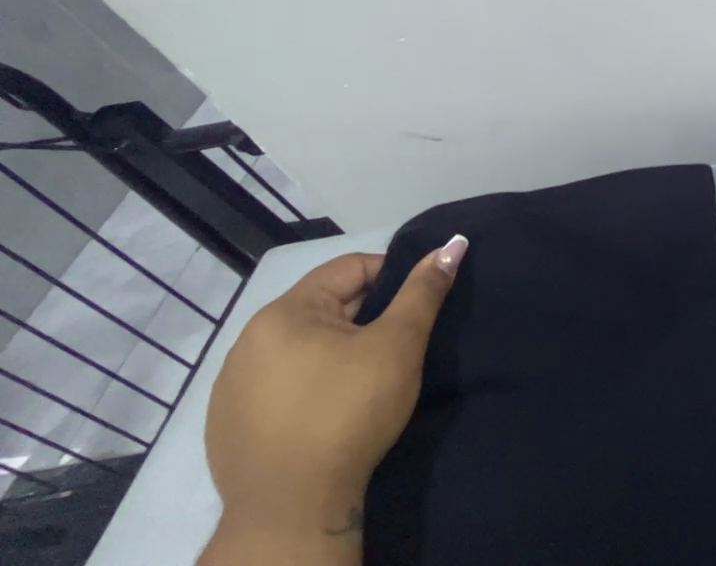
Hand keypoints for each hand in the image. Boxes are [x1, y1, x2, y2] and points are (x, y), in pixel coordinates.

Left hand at [198, 235, 466, 565]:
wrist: (293, 505)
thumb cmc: (350, 411)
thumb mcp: (399, 344)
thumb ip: (424, 290)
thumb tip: (453, 243)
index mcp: (284, 313)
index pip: (352, 268)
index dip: (394, 279)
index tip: (416, 312)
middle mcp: (247, 340)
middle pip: (327, 306)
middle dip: (368, 318)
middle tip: (398, 348)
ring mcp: (231, 385)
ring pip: (304, 345)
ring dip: (338, 350)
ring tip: (368, 379)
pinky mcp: (228, 422)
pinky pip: (281, 382)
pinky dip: (311, 382)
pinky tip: (331, 409)